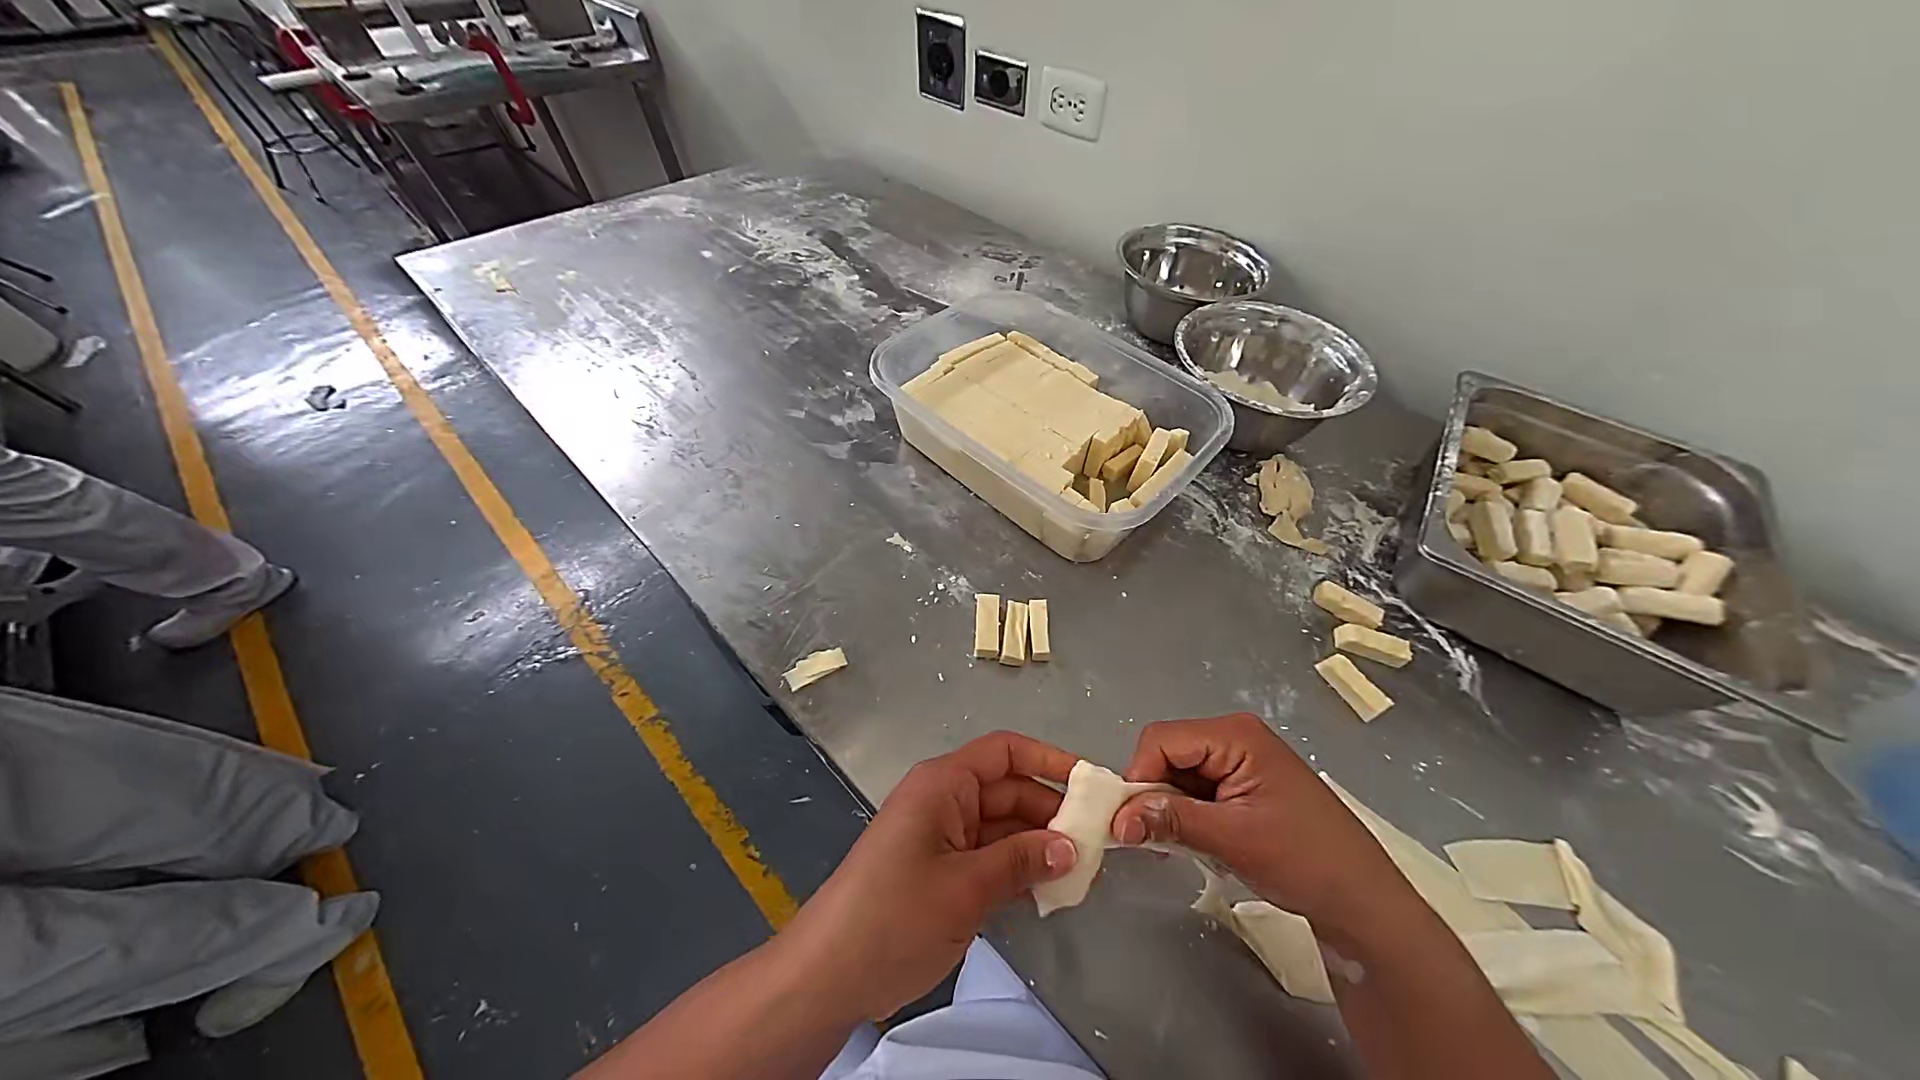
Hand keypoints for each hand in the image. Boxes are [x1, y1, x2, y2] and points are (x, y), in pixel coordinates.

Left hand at [779, 731, 1079, 1021]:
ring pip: (1003, 828)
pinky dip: (1018, 870)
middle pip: (1009, 791)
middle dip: (1051, 813)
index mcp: (943, 785)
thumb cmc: (894, 915)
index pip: (1004, 752)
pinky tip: (1050, 891)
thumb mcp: (965, 887)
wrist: (829, 974)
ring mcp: (942, 838)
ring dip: (1038, 846)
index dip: (1049, 760)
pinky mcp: (942, 872)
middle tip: (1099, 843)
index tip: (1091, 784)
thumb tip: (1070, 846)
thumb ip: (1021, 862)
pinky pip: (990, 858)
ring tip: (1084, 871)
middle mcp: (944, 802)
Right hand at [1110, 713, 1412, 939]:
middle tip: (1155, 837)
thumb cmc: (1306, 861)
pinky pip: (1198, 790)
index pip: (1162, 740)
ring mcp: (1242, 762)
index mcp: (1235, 735)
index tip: (1132, 820)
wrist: (1366, 904)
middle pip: (1168, 754)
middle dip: (1156, 793)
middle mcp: (1235, 739)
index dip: (1141, 775)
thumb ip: (1171, 821)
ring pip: (1179, 775)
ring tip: (1184, 844)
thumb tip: (1118, 819)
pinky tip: (1201, 842)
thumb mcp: (1231, 839)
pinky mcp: (1245, 786)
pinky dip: (1189, 816)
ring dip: (1172, 809)